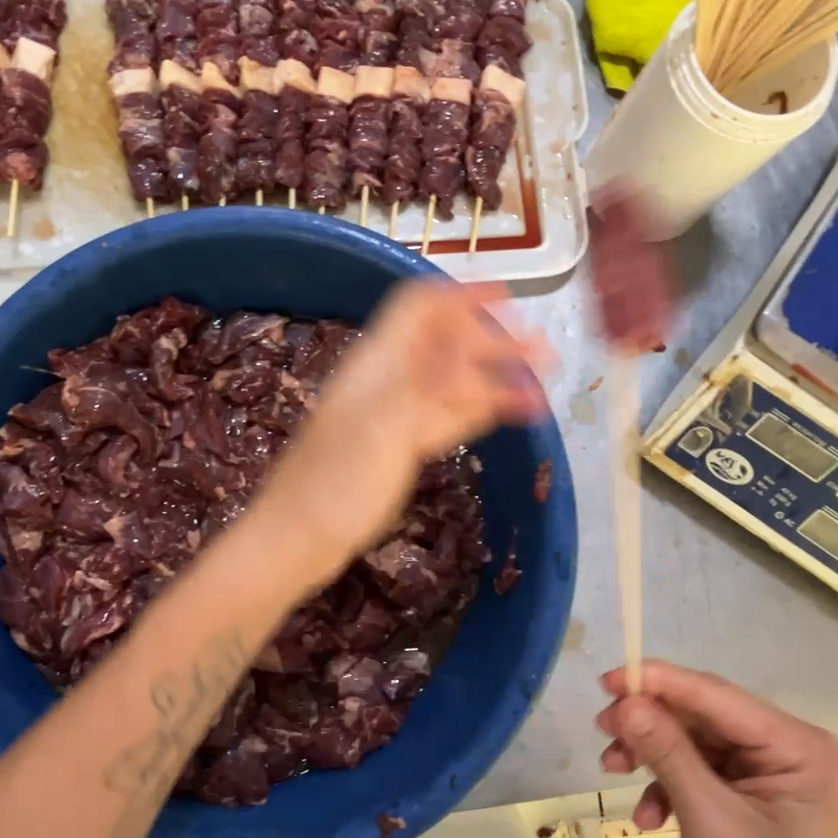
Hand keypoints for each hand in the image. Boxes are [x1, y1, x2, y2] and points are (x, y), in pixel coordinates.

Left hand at [258, 277, 550, 563]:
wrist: (293, 542)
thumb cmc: (333, 486)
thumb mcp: (383, 430)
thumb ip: (431, 386)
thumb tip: (474, 346)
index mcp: (377, 363)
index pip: (422, 307)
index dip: (463, 295)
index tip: (510, 299)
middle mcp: (386, 380)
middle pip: (444, 342)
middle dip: (492, 339)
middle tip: (545, 354)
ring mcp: (391, 414)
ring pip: (450, 381)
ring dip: (493, 376)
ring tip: (540, 385)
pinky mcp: (396, 448)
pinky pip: (445, 418)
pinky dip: (479, 410)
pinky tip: (507, 413)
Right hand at [596, 662, 837, 837]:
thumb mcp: (710, 821)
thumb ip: (668, 755)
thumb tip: (626, 702)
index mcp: (799, 745)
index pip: (717, 696)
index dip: (659, 682)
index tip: (608, 680)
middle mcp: (790, 746)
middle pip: (703, 717)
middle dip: (650, 726)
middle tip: (602, 731)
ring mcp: (774, 769)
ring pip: (695, 741)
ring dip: (653, 756)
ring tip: (613, 770)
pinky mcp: (755, 790)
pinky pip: (702, 769)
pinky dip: (669, 785)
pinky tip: (649, 815)